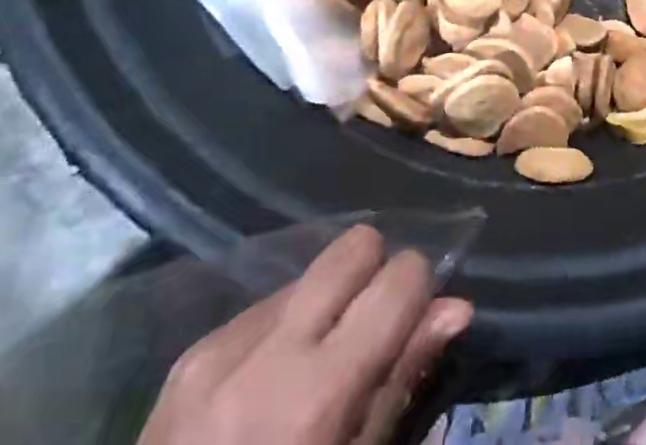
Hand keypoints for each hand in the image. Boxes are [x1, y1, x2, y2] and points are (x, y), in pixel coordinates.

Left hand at [139, 226, 471, 444]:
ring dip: (328, 304)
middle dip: (376, 271)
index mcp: (315, 397)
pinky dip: (287, 329)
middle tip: (374, 327)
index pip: (396, 281)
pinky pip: (264, 308)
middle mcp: (265, 353)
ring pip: (309, 274)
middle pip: (351, 248)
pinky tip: (271, 385)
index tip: (417, 316)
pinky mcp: (189, 353)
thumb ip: (402, 382)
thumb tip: (455, 307)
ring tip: (315, 368)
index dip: (418, 287)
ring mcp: (219, 347)